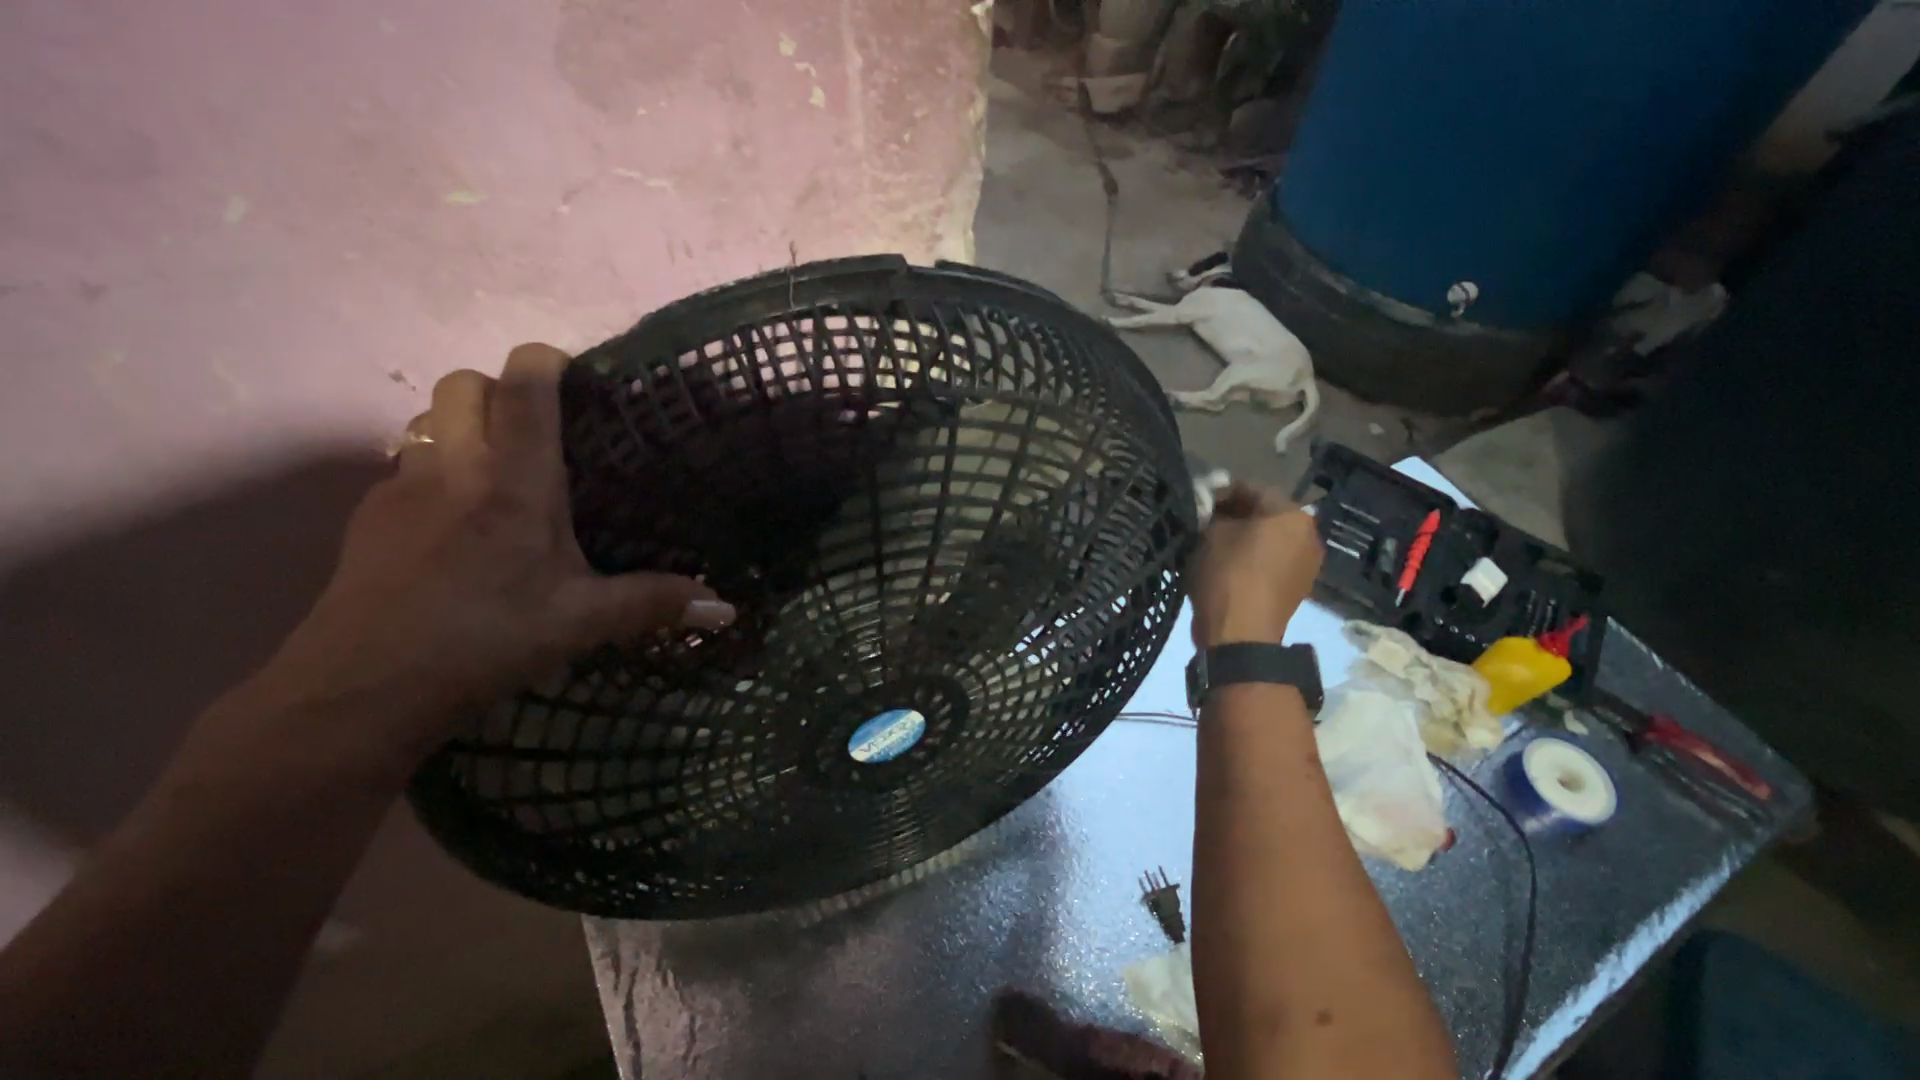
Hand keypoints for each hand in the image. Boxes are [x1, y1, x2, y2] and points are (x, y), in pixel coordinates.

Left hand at [256, 344, 734, 764]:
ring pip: (428, 420)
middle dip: (500, 390)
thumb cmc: (485, 642)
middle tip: (537, 436)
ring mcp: (402, 487)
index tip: (576, 378)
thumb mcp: (581, 624)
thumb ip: (653, 604)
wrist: (362, 689)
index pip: (524, 384)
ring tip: (496, 480)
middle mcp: (455, 466)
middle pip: (464, 382)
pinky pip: (404, 466)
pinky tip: (452, 529)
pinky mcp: (368, 516)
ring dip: (462, 429)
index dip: (547, 361)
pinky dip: (433, 473)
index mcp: (514, 482)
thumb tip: (726, 610)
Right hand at [1189, 482, 1322, 647]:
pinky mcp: (1298, 587)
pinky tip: (1229, 565)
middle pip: (1266, 514)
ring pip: (1270, 538)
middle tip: (1205, 521)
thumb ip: (1212, 512)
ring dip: (1245, 537)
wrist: (1241, 635)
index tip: (1199, 500)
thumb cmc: (1227, 574)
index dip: (1221, 491)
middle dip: (1236, 514)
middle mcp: (1309, 535)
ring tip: (1214, 544)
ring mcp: (1307, 564)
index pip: (1253, 488)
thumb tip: (1213, 510)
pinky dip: (1253, 558)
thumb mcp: (1210, 534)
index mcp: (1292, 514)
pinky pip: (1272, 561)